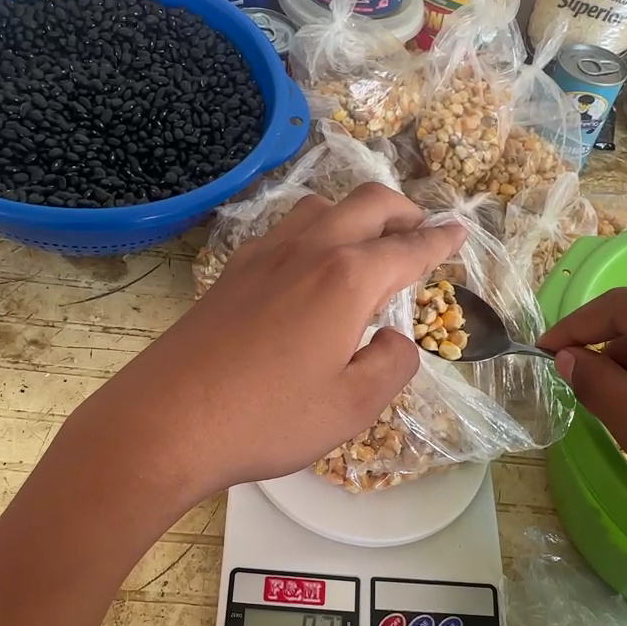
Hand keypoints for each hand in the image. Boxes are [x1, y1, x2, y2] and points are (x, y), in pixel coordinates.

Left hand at [64, 183, 465, 506]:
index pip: (409, 247)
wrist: (166, 422)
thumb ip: (392, 365)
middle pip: (366, 203)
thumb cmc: (267, 419)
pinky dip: (314, 232)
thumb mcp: (352, 408)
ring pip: (319, 207)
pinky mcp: (230, 274)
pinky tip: (307, 266)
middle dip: (403, 210)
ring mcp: (262, 256)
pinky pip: (284, 231)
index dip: (441, 240)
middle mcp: (307, 251)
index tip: (460, 231)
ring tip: (365, 245)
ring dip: (353, 214)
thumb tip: (396, 339)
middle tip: (420, 229)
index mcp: (347, 279)